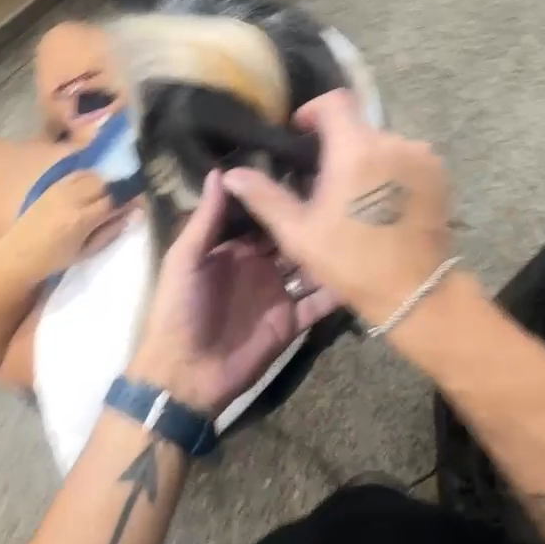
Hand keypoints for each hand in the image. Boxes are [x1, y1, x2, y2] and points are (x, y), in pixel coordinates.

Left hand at [2, 169, 136, 276]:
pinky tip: (92, 187)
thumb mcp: (86, 252)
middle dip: (119, 188)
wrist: (17, 257)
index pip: (114, 200)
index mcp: (81, 220)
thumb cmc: (53, 261)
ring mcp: (60, 190)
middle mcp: (72, 199)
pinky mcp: (52, 186)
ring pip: (93, 175)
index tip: (142, 200)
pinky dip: (90, 177)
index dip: (131, 198)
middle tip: (127, 197)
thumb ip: (110, 231)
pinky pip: (78, 174)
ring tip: (109, 193)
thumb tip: (133, 214)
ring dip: (105, 182)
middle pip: (105, 183)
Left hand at [129, 171, 341, 414]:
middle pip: (293, 238)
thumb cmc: (179, 311)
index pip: (266, 217)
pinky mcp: (292, 321)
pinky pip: (319, 303)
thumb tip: (220, 170)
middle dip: (315, 219)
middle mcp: (262, 266)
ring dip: (331, 251)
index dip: (285, 197)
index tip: (312, 168)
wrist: (186, 375)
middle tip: (348, 192)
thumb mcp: (186, 260)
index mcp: (236, 249)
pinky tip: (364, 271)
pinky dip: (338, 291)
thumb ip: (205, 219)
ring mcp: (280, 294)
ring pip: (312, 267)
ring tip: (365, 226)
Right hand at [223, 90, 455, 329]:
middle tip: (327, 179)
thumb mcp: (299, 234)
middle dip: (340, 145)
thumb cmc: (352, 263)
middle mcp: (393, 142)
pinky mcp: (439, 173)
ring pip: (384, 143)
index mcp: (356, 150)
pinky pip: (408, 157)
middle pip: (359, 126)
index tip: (303, 132)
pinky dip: (393, 170)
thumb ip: (266, 197)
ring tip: (357, 195)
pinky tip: (384, 201)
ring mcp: (421, 157)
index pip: (335, 101)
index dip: (315, 110)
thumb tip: (232, 174)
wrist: (416, 292)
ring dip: (368, 159)